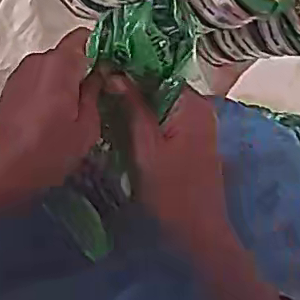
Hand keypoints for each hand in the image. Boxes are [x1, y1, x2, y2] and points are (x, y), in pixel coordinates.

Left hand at [0, 29, 100, 208]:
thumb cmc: (48, 151)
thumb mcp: (86, 128)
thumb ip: (95, 93)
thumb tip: (101, 74)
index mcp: (60, 64)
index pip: (86, 37)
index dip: (102, 48)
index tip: (113, 68)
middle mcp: (39, 60)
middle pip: (69, 53)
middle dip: (85, 69)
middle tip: (101, 94)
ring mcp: (22, 72)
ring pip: (54, 67)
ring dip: (67, 81)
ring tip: (76, 110)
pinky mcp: (11, 87)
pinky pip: (39, 79)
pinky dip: (50, 89)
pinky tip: (54, 115)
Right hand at [112, 82, 233, 251]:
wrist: (199, 232)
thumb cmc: (172, 192)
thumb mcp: (145, 147)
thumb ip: (133, 107)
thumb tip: (114, 73)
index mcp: (192, 104)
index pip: (157, 70)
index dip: (129, 67)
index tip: (102, 67)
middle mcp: (200, 106)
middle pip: (160, 84)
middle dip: (132, 83)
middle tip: (98, 83)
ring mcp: (199, 122)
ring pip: (161, 100)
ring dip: (138, 101)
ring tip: (105, 97)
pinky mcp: (193, 137)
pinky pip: (166, 115)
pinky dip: (148, 115)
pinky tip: (124, 119)